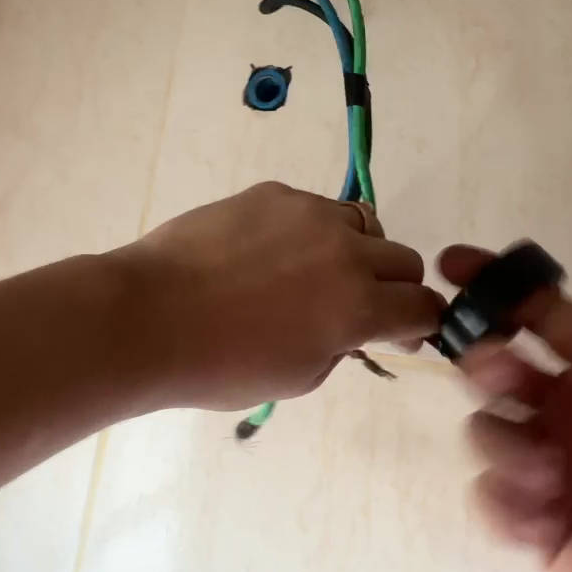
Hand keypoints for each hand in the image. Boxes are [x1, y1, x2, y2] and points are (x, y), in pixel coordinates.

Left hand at [118, 183, 444, 410]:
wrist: (149, 316)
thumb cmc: (221, 365)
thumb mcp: (298, 378)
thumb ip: (341, 346)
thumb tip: (351, 326)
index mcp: (358, 305)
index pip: (423, 307)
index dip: (422, 324)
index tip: (404, 333)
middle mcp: (346, 250)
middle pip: (405, 259)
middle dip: (395, 287)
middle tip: (361, 306)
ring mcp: (309, 213)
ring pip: (363, 223)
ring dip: (357, 250)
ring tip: (316, 272)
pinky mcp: (273, 194)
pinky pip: (314, 209)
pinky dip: (312, 231)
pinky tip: (271, 252)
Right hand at [445, 245, 571, 571]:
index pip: (545, 314)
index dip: (499, 286)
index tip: (454, 267)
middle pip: (500, 363)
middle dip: (488, 361)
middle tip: (504, 375)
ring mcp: (552, 468)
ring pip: (486, 426)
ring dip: (506, 442)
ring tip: (552, 480)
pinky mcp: (536, 524)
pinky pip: (489, 494)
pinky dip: (504, 500)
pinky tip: (543, 522)